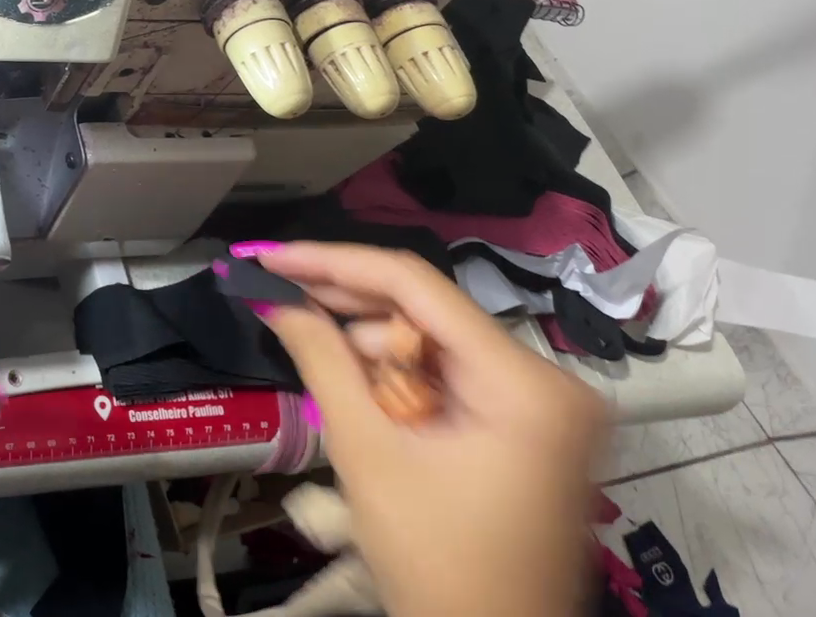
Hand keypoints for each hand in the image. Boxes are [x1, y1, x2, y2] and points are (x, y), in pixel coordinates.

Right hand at [255, 243, 608, 616]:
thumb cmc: (433, 558)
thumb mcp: (366, 450)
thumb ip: (321, 358)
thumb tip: (273, 297)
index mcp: (523, 383)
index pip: (415, 286)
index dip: (333, 262)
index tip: (271, 257)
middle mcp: (544, 378)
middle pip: (424, 309)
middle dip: (346, 306)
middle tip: (275, 293)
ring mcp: (538, 402)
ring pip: (429, 339)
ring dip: (369, 349)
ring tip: (326, 372)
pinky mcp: (523, 423)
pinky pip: (444, 371)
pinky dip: (395, 376)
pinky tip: (361, 394)